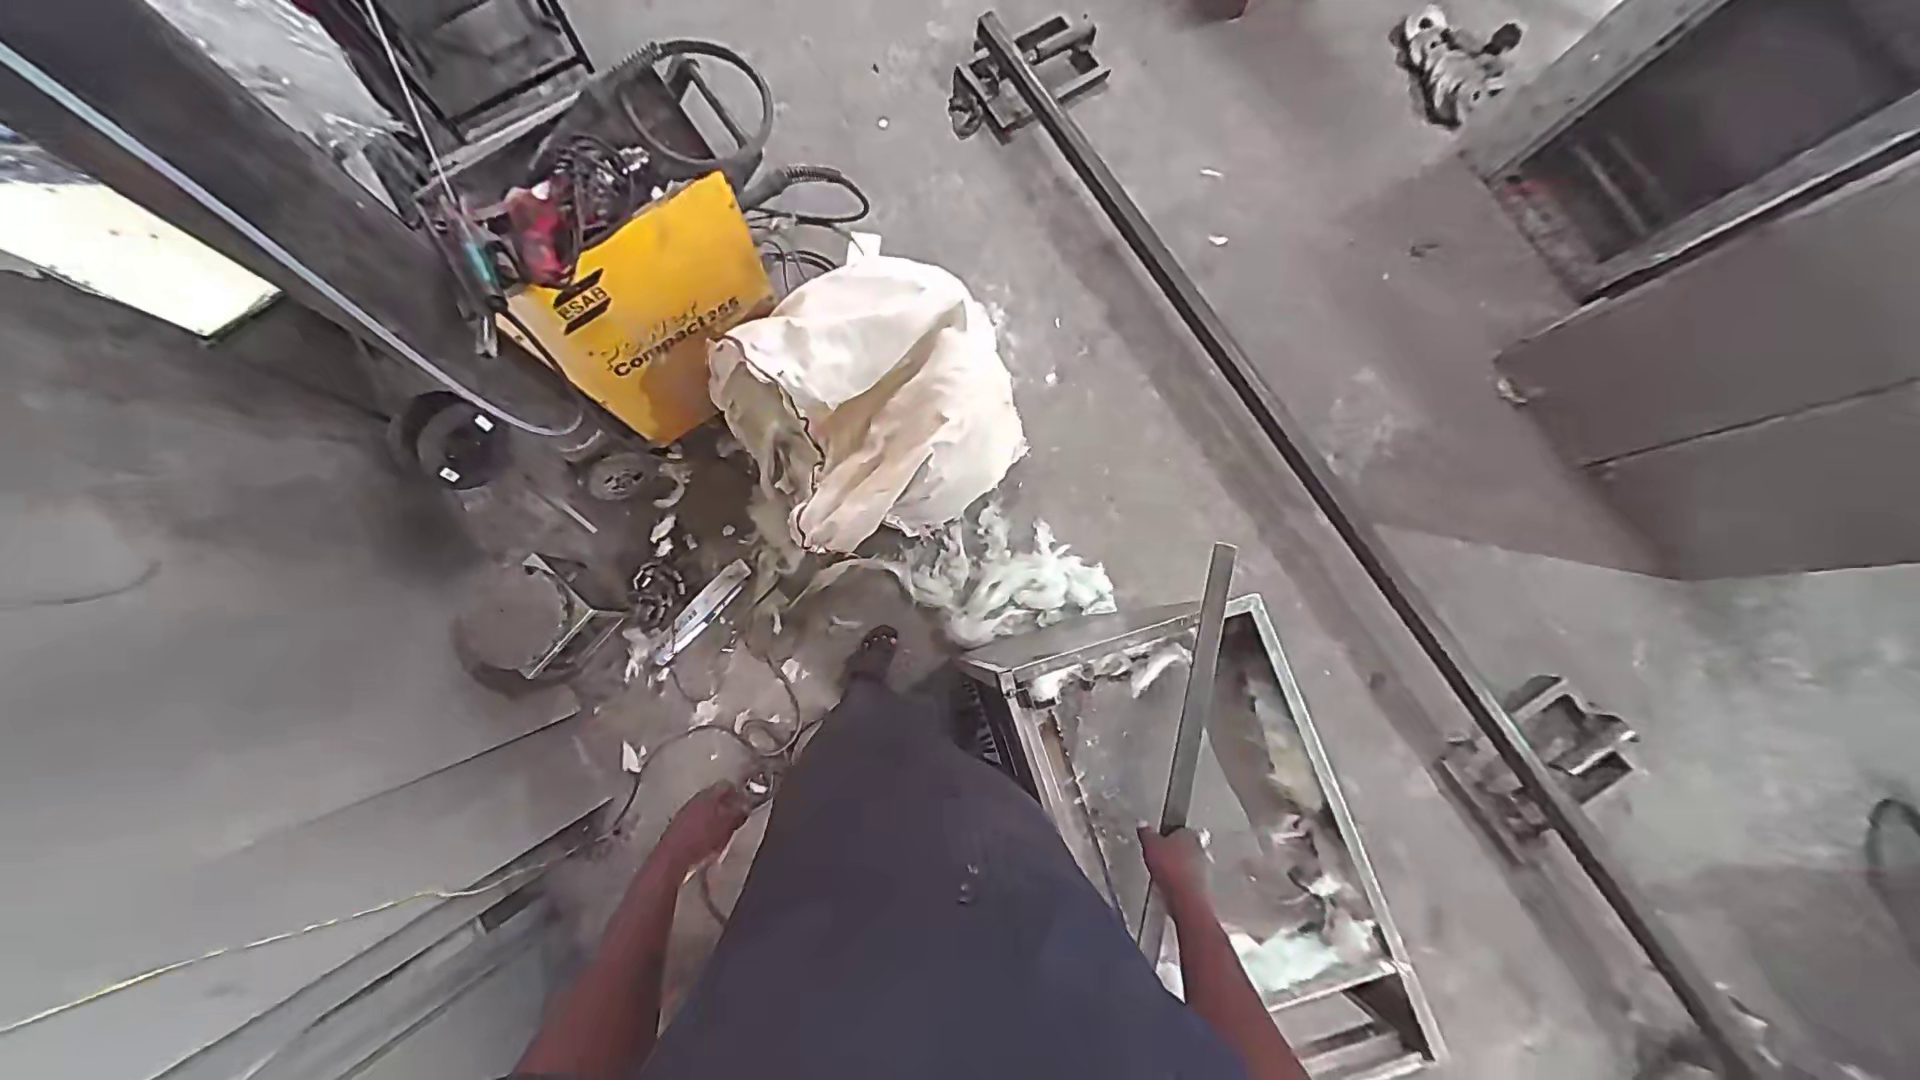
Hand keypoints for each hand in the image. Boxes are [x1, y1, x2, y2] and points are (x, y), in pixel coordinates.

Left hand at [653, 782, 750, 873]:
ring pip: (705, 809)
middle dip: (726, 804)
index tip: (746, 802)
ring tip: (723, 831)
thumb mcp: (729, 824)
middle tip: (737, 816)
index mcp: (708, 794)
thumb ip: (740, 811)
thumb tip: (747, 804)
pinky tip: (708, 840)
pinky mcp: (677, 829)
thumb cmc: (702, 839)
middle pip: (715, 796)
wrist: (672, 860)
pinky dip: (704, 828)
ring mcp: (684, 814)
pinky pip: (696, 823)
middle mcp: (695, 800)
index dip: (738, 792)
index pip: (727, 785)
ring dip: (715, 816)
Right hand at [1139, 826, 1211, 911]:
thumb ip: (1146, 833)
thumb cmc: (1169, 867)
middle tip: (1162, 856)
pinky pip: (1191, 881)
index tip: (1160, 839)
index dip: (1169, 833)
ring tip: (1165, 874)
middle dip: (1176, 851)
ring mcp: (1205, 870)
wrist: (1186, 899)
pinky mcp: (1204, 888)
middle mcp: (1200, 849)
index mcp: (1188, 834)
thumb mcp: (1150, 845)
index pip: (1179, 829)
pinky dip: (1183, 883)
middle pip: (1187, 847)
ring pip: (1190, 864)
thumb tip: (1142, 824)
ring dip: (1181, 868)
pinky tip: (1172, 887)